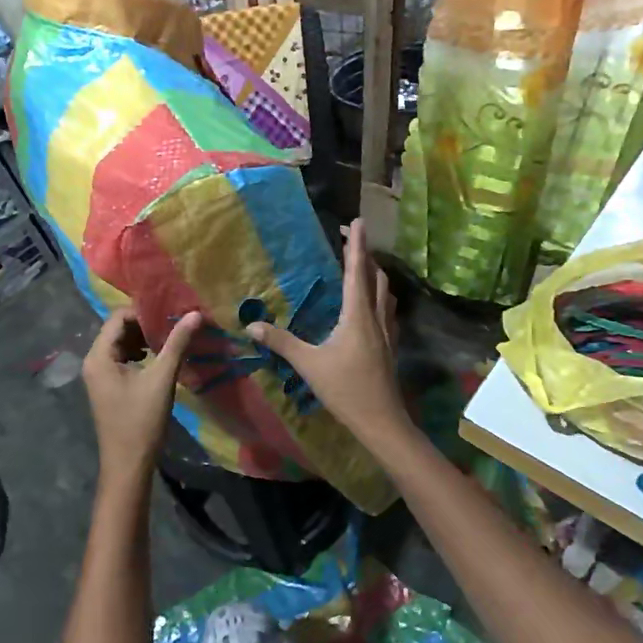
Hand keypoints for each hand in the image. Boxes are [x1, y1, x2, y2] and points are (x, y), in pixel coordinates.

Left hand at [82, 307, 202, 477]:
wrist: (128, 465)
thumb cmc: (141, 421)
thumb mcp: (161, 378)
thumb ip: (177, 343)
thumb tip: (195, 314)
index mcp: (99, 356)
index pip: (118, 317)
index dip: (144, 312)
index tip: (171, 313)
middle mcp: (93, 361)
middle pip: (118, 329)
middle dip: (146, 324)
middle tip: (174, 323)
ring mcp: (99, 375)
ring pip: (121, 344)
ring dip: (144, 339)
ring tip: (170, 338)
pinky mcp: (108, 386)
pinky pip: (122, 359)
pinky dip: (140, 353)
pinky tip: (158, 358)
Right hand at [246, 220, 413, 446]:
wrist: (382, 420)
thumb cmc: (346, 389)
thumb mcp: (309, 364)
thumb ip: (282, 342)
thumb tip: (252, 325)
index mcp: (357, 315)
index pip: (357, 270)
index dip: (357, 245)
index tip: (357, 221)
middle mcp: (376, 316)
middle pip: (376, 276)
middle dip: (364, 255)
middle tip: (350, 241)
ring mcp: (387, 331)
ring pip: (385, 292)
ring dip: (374, 274)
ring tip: (360, 267)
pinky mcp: (389, 345)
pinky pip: (386, 309)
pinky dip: (378, 295)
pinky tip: (368, 306)